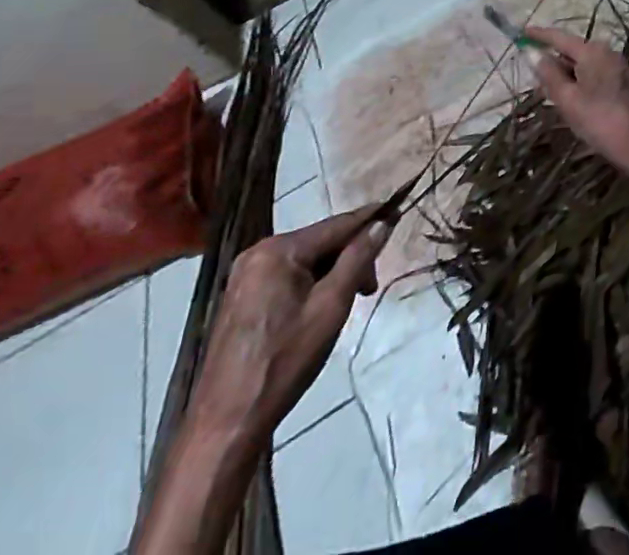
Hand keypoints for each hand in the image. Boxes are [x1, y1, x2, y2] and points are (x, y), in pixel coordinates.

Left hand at [188, 206, 390, 447]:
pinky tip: (320, 310)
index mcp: (277, 250)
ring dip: (332, 273)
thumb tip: (381, 223)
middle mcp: (257, 252)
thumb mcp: (331, 306)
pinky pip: (286, 275)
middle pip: (319, 241)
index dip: (370, 220)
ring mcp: (245, 274)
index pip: (336, 225)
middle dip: (350, 257)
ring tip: (346, 304)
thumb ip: (357, 259)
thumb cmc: (286, 359)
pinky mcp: (241, 296)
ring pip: (304, 260)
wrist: (229, 417)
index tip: (399, 212)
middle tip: (369, 289)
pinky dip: (311, 284)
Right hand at [526, 26, 628, 177]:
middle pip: (571, 50)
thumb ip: (548, 73)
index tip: (522, 32)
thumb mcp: (567, 98)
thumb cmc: (598, 120)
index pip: (560, 37)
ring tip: (545, 92)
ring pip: (581, 64)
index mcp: (592, 51)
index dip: (539, 35)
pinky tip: (566, 97)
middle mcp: (606, 52)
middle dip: (551, 62)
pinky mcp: (620, 81)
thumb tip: (533, 53)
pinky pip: (592, 73)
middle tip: (531, 76)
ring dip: (563, 75)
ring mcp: (616, 66)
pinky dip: (576, 81)